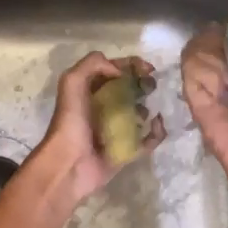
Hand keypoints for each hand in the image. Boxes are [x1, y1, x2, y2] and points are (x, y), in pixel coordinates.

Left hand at [35, 51, 165, 202]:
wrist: (70, 163)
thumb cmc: (71, 121)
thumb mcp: (72, 82)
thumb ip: (93, 64)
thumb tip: (121, 71)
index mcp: (91, 89)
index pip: (116, 70)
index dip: (132, 66)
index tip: (148, 69)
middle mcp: (104, 106)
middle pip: (131, 89)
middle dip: (145, 85)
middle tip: (152, 88)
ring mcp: (117, 128)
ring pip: (141, 112)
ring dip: (151, 107)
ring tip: (152, 108)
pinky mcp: (127, 148)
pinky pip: (148, 138)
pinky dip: (157, 132)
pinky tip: (157, 125)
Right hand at [182, 25, 227, 182]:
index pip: (225, 38)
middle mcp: (221, 74)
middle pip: (206, 41)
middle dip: (217, 39)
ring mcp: (204, 85)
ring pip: (195, 52)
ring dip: (213, 56)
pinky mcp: (192, 97)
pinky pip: (190, 71)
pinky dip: (204, 70)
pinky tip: (221, 83)